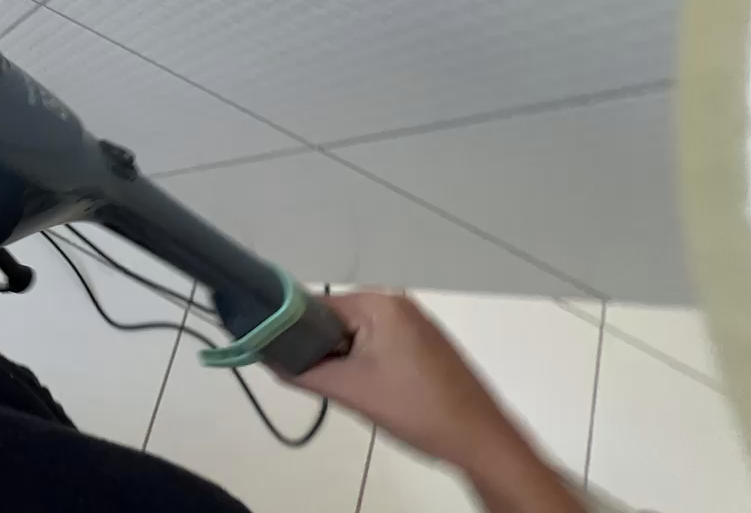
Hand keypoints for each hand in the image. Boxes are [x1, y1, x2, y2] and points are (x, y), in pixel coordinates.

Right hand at [289, 292, 523, 472]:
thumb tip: (260, 355)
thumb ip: (298, 371)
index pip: (312, 307)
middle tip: (328, 380)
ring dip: (345, 357)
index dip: (294, 333)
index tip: (286, 358)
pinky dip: (367, 361)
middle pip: (334, 319)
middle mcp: (395, 301)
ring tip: (355, 388)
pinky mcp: (427, 342)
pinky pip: (378, 341)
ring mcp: (415, 321)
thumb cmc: (417, 411)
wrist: (490, 449)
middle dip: (324, 349)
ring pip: (355, 333)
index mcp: (376, 302)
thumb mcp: (349, 391)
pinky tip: (377, 388)